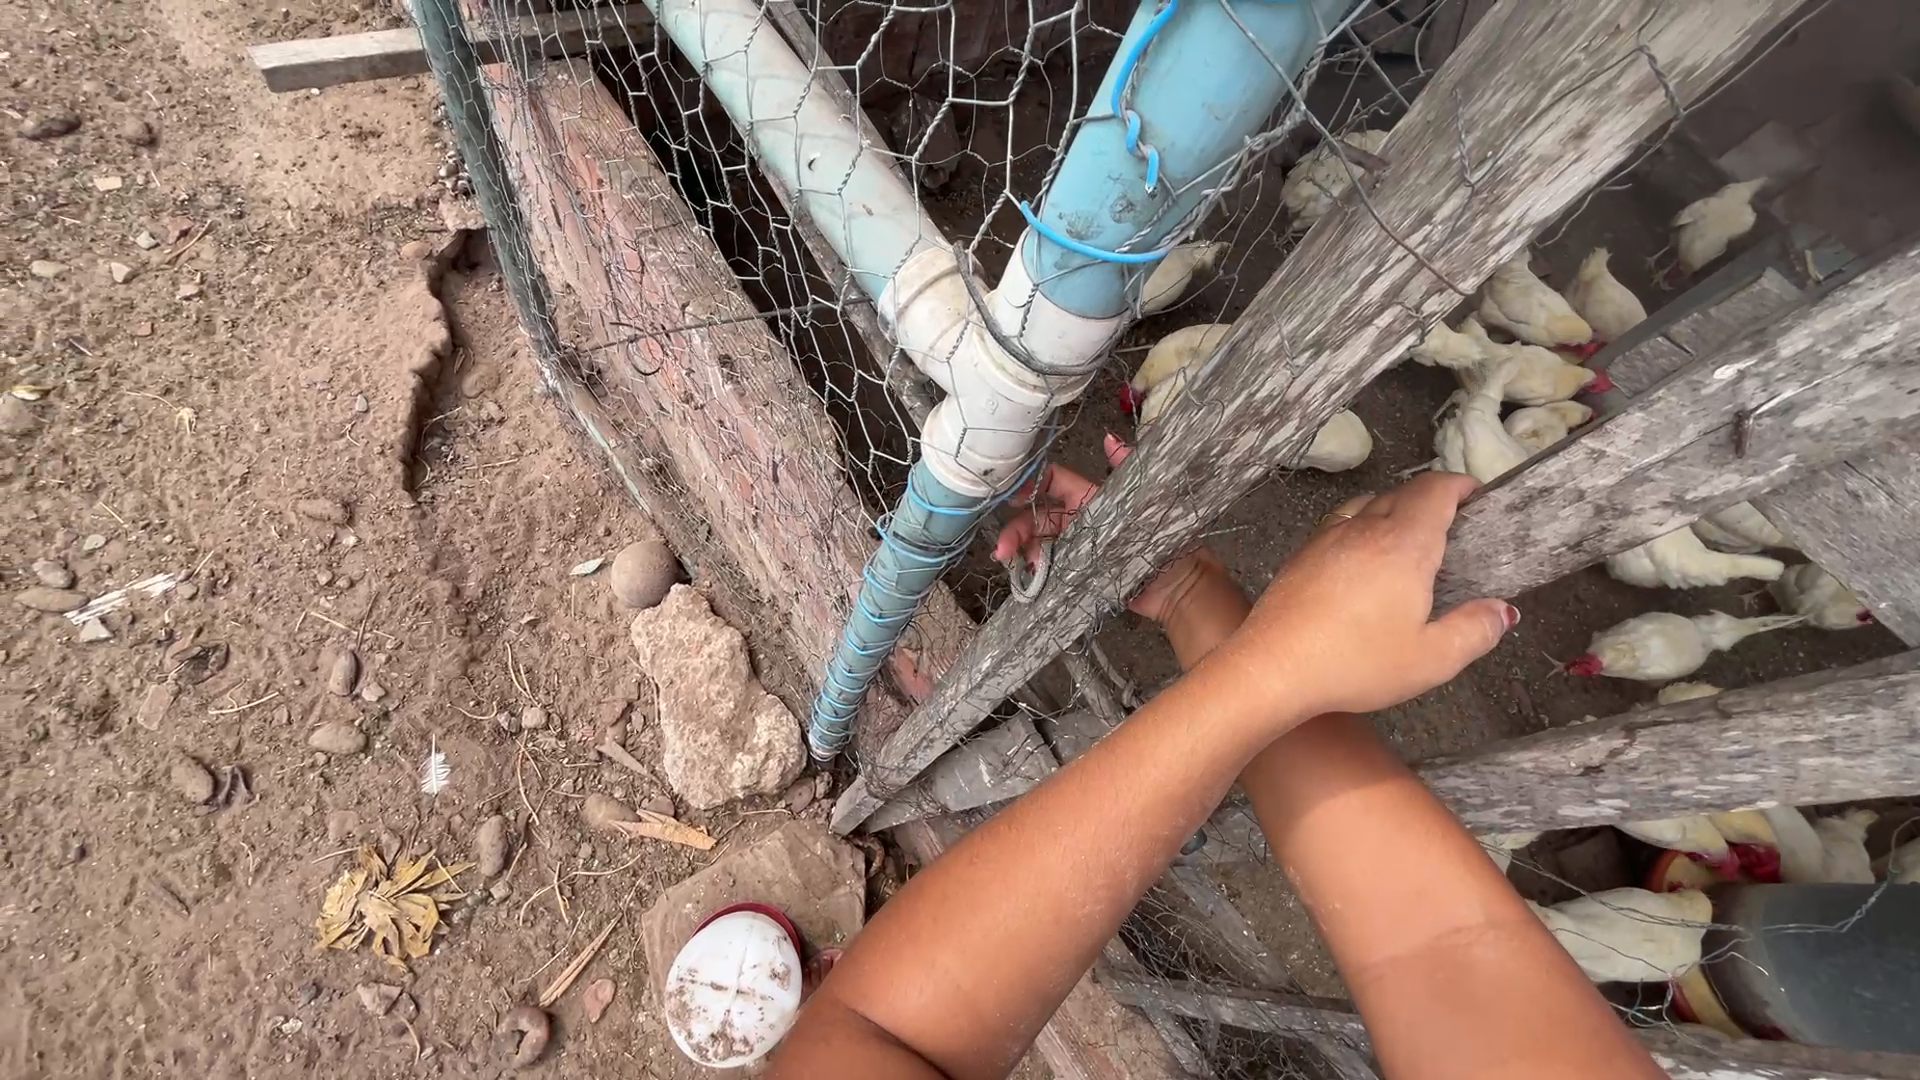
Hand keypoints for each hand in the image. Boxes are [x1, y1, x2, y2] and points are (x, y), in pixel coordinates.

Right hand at [993, 434, 1224, 624]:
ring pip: (1039, 544)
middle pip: (1038, 518)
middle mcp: (1080, 521)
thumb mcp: (1148, 495)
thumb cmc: (1164, 536)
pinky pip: (1049, 570)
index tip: (1010, 495)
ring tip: (1016, 564)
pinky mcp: (1078, 574)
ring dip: (1022, 552)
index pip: (1053, 483)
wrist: (1179, 584)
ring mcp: (1077, 549)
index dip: (1030, 485)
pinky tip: (1027, 577)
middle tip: (1003, 549)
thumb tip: (1110, 438)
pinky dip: (1034, 573)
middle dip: (1016, 529)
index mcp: (1091, 498)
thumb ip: (1128, 467)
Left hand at [1209, 472, 1517, 721]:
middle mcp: (1360, 530)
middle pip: (1400, 494)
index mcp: (1401, 545)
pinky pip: (1336, 525)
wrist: (1272, 666)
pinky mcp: (1299, 556)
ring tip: (1407, 541)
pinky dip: (1358, 527)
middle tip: (1452, 526)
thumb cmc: (1354, 663)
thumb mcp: (1431, 659)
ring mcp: (1323, 540)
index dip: (1459, 485)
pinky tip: (1361, 560)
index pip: (1433, 491)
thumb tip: (1501, 610)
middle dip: (1430, 499)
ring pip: (1363, 505)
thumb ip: (1475, 630)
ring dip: (1390, 510)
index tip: (1476, 495)